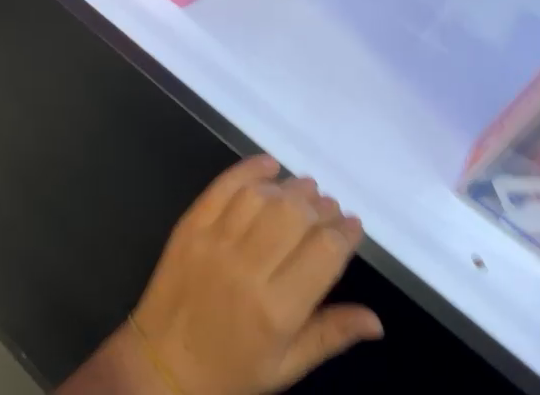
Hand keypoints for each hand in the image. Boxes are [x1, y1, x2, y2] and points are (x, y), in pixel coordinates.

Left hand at [128, 155, 380, 394]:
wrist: (162, 364)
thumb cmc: (230, 371)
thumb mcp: (286, 367)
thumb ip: (330, 336)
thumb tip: (377, 320)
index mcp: (276, 309)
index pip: (324, 254)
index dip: (344, 233)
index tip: (353, 225)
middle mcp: (246, 268)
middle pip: (294, 217)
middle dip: (320, 206)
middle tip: (330, 206)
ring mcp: (214, 242)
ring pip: (261, 198)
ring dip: (289, 187)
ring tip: (305, 189)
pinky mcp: (190, 226)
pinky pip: (222, 187)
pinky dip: (248, 171)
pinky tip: (268, 166)